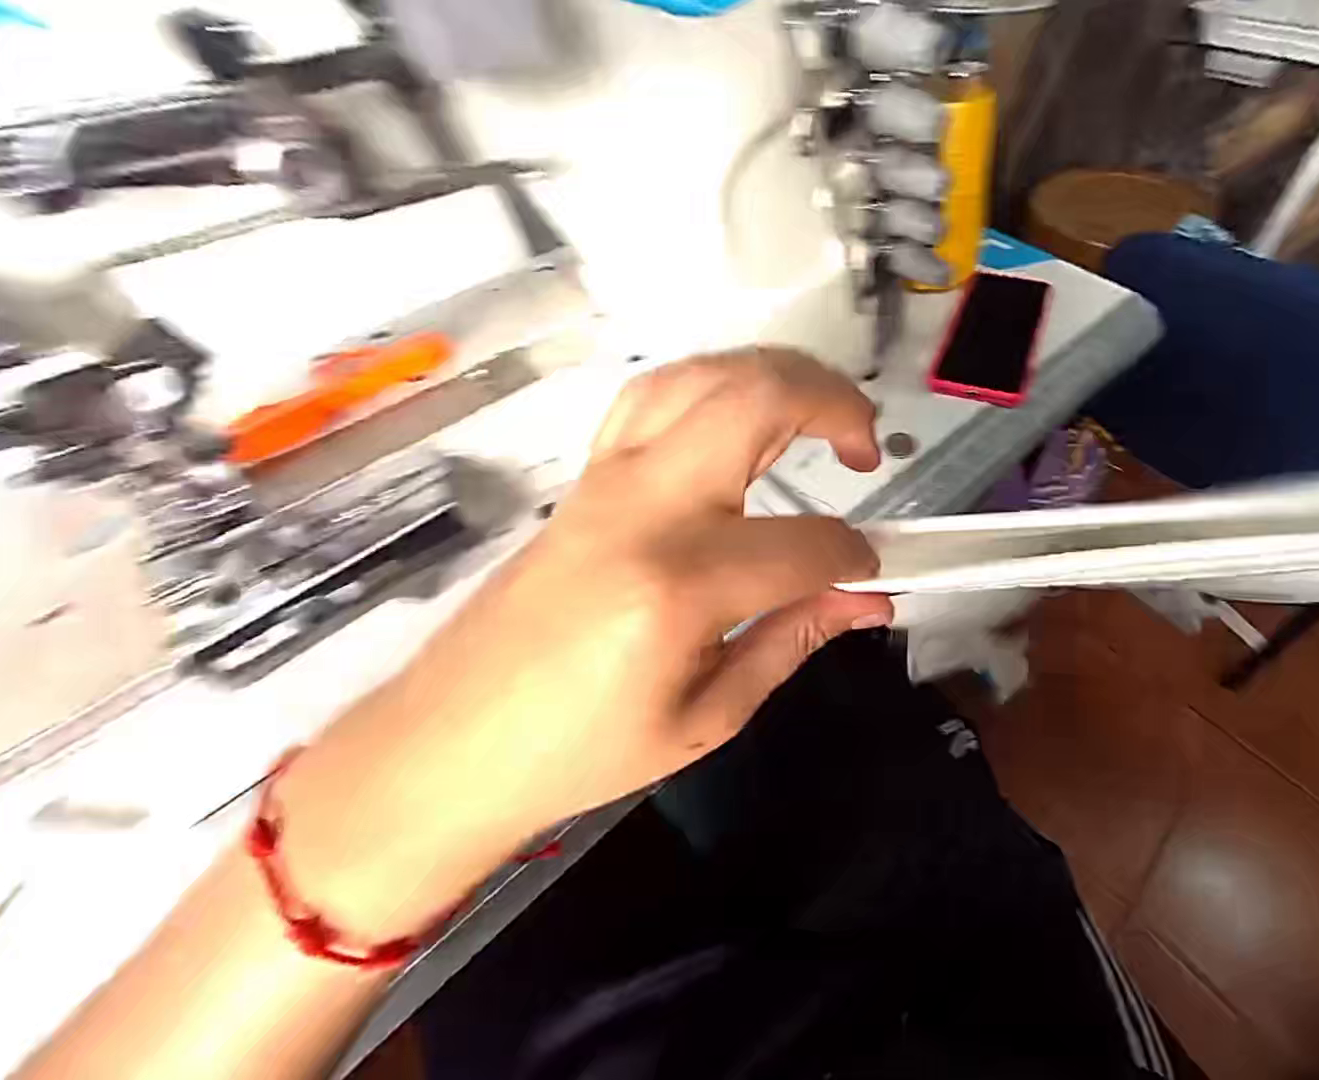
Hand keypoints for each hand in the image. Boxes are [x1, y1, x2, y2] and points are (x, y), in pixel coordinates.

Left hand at [273, 348, 893, 935]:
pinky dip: (716, 386)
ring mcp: (607, 480)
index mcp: (679, 583)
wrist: (448, 747)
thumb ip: (796, 637)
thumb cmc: (582, 751)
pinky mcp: (587, 477)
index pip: (806, 543)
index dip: (855, 556)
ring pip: (704, 377)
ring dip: (777, 377)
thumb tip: (869, 601)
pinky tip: (741, 417)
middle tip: (866, 445)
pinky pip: (657, 396)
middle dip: (835, 404)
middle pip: (756, 402)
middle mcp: (644, 507)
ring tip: (819, 412)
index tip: (871, 573)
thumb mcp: (711, 714)